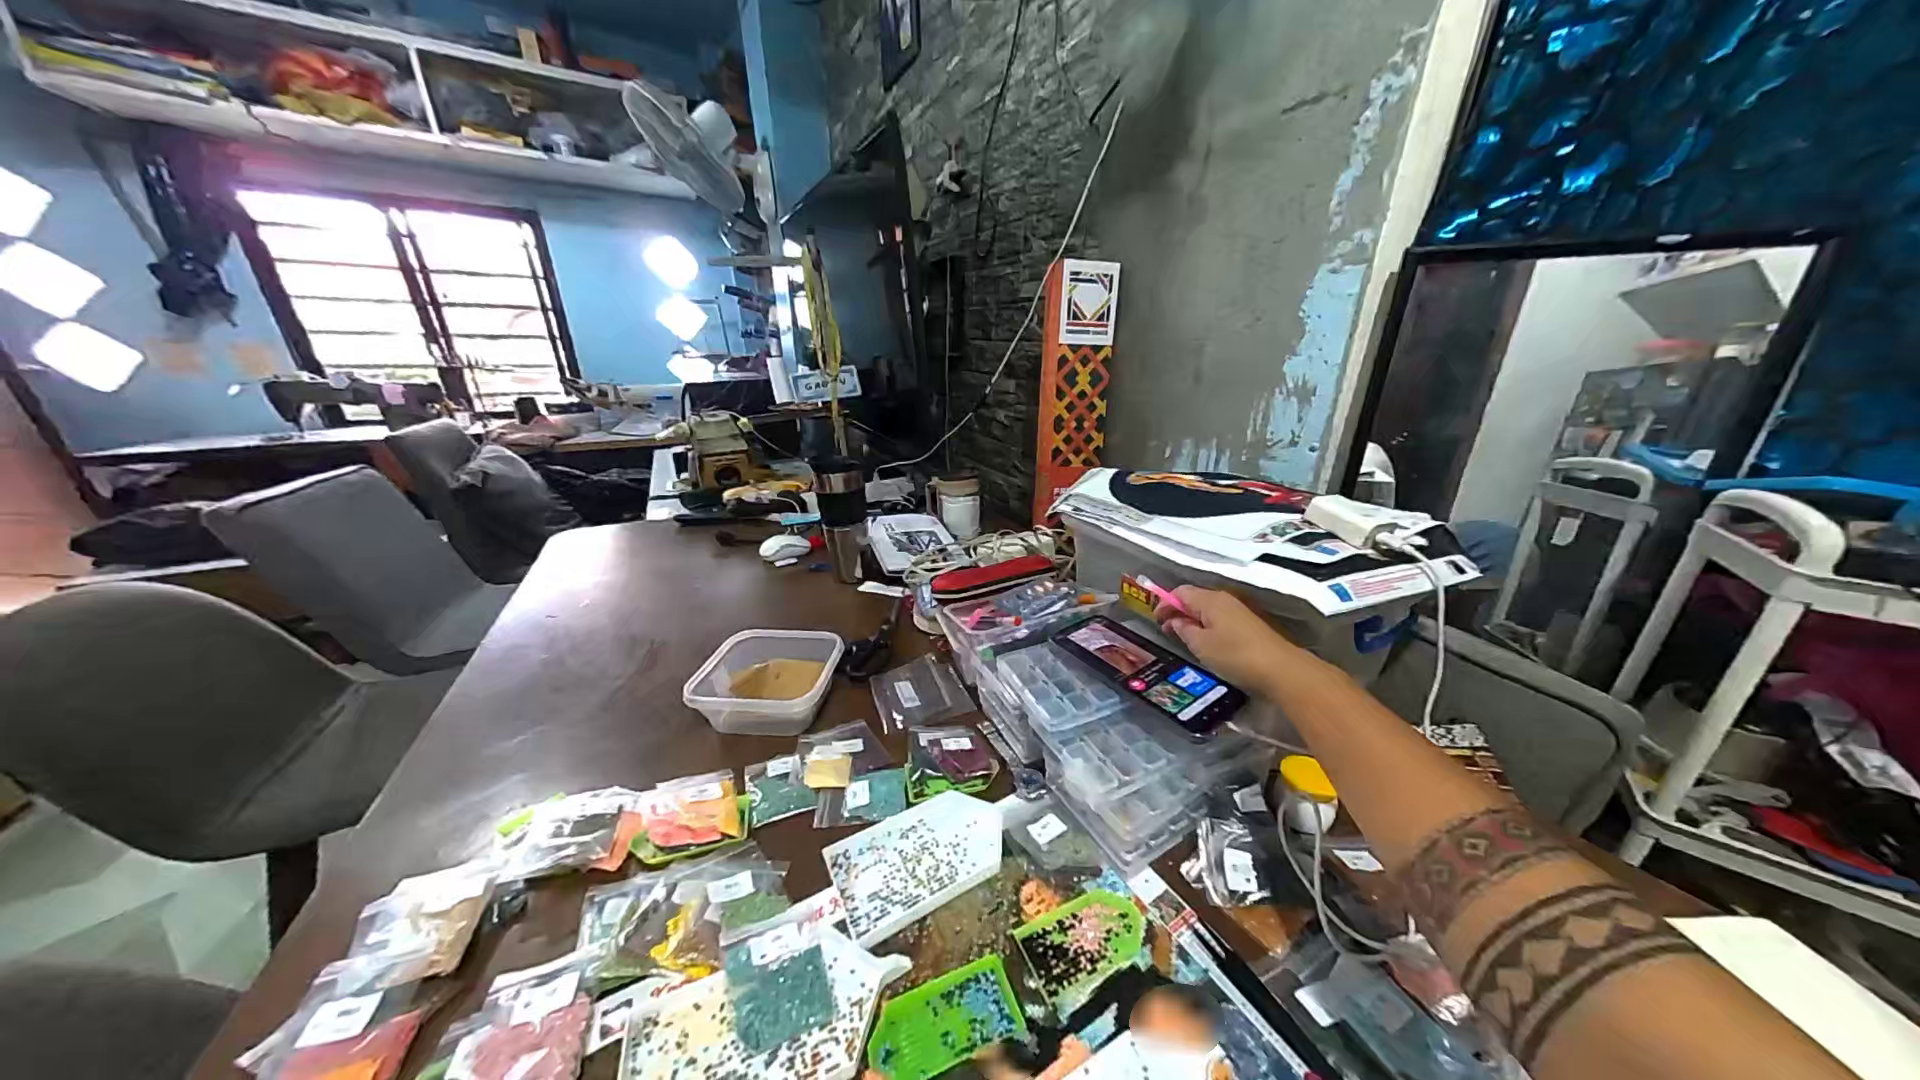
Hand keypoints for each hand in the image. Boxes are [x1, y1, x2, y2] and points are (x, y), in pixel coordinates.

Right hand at [1153, 585, 1300, 694]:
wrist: (1281, 670)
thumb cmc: (1235, 655)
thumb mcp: (1200, 645)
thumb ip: (1184, 630)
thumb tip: (1176, 621)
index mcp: (1209, 600)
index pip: (1180, 593)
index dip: (1164, 604)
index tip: (1155, 620)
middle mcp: (1224, 600)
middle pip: (1194, 598)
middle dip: (1177, 611)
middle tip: (1166, 629)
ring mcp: (1238, 612)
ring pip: (1206, 609)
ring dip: (1192, 619)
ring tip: (1183, 637)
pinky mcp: (1247, 625)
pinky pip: (1218, 619)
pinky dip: (1206, 626)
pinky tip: (1205, 642)